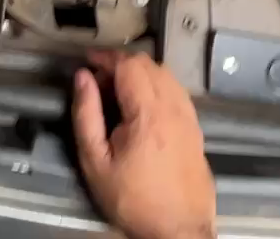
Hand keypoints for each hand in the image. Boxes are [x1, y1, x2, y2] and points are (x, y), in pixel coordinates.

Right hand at [73, 51, 215, 238]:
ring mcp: (190, 120)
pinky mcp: (197, 131)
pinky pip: (178, 92)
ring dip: (141, 73)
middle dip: (121, 63)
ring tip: (122, 92)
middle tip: (102, 82)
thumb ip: (86, 114)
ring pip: (166, 75)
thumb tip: (82, 76)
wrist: (177, 235)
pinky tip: (145, 106)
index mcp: (148, 115)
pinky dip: (159, 86)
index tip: (88, 62)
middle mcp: (174, 110)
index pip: (129, 64)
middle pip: (148, 64)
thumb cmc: (131, 199)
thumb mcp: (95, 161)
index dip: (106, 57)